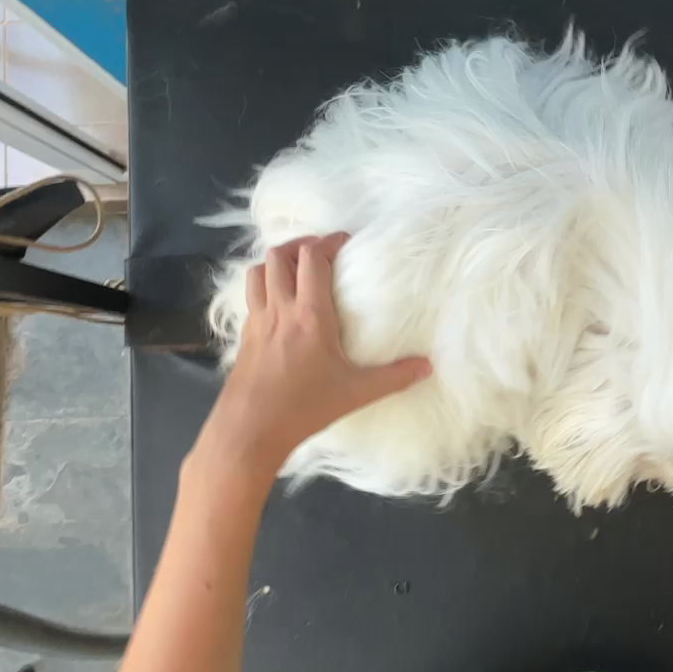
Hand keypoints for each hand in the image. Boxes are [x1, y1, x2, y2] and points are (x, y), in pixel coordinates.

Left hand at [193, 233, 431, 479]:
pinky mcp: (244, 336)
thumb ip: (393, 378)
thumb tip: (427, 367)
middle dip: (300, 245)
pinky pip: (251, 297)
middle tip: (321, 253)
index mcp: (309, 314)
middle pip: (279, 256)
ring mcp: (257, 321)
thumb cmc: (304, 407)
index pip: (313, 259)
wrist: (249, 430)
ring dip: (276, 263)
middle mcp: (280, 309)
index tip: (345, 241)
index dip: (328, 241)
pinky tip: (278, 304)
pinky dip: (263, 287)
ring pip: (257, 272)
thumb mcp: (356, 393)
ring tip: (295, 270)